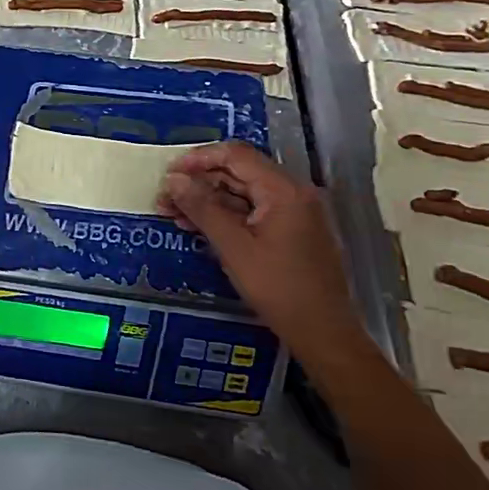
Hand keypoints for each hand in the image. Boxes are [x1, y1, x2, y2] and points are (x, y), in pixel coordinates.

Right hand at [159, 141, 365, 360]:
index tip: (170, 173)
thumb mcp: (234, 248)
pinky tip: (198, 226)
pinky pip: (253, 212)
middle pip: (239, 173)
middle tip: (165, 197)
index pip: (236, 155)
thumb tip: (173, 180)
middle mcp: (292, 192)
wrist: (323, 333)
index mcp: (283, 189)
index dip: (199, 159)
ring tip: (173, 213)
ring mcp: (293, 211)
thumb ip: (202, 208)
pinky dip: (226, 216)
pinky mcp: (290, 230)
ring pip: (243, 194)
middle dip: (199, 182)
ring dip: (208, 201)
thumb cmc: (278, 289)